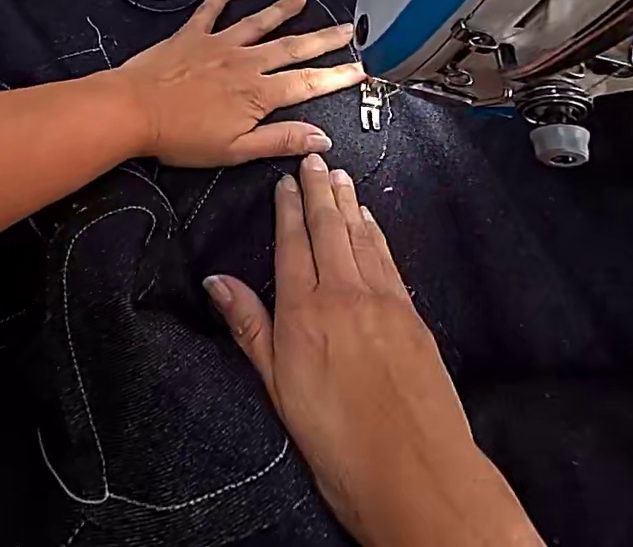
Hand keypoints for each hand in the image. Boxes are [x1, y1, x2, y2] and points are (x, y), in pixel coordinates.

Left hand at [113, 0, 363, 166]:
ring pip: (259, 24)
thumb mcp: (235, 150)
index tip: (362, 67)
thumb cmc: (181, 136)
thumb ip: (280, 141)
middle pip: (293, 48)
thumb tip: (321, 138)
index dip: (338, 76)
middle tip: (348, 28)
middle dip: (324, 38)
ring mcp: (219, 45)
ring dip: (282, 10)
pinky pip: (210, 12)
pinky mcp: (192, 36)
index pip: (309, 83)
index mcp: (258, 93)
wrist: (132, 110)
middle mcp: (246, 62)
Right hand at [205, 156, 543, 546]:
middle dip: (318, 189)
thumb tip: (218, 284)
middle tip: (314, 160)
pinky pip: (386, 255)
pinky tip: (368, 217)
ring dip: (347, 201)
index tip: (285, 182)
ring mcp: (380, 297)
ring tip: (338, 175)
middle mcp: (342, 293)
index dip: (287, 207)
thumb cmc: (338, 441)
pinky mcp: (408, 308)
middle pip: (327, 227)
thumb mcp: (278, 389)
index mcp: (304, 312)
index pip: (292, 242)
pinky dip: (374, 229)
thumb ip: (250, 327)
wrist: (414, 471)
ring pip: (358, 233)